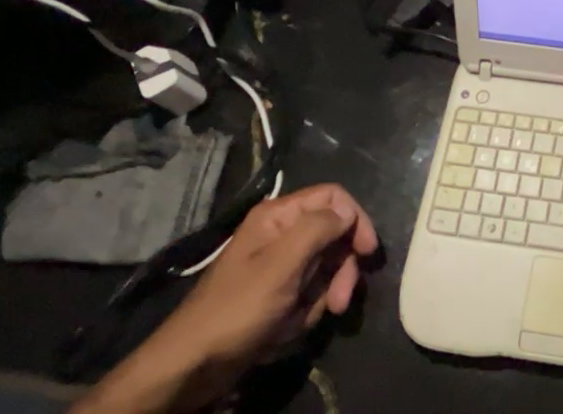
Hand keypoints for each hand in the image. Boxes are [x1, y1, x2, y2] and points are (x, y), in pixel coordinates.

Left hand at [74, 184, 378, 413]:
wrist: (195, 364)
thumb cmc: (237, 309)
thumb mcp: (281, 265)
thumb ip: (318, 229)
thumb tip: (348, 212)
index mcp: (279, 216)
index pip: (333, 198)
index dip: (355, 219)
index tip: (368, 251)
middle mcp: (281, 233)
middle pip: (334, 235)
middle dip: (341, 268)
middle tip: (339, 299)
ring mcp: (280, 265)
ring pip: (326, 267)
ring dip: (325, 293)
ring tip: (308, 319)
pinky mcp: (279, 293)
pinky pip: (311, 291)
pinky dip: (308, 309)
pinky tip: (290, 326)